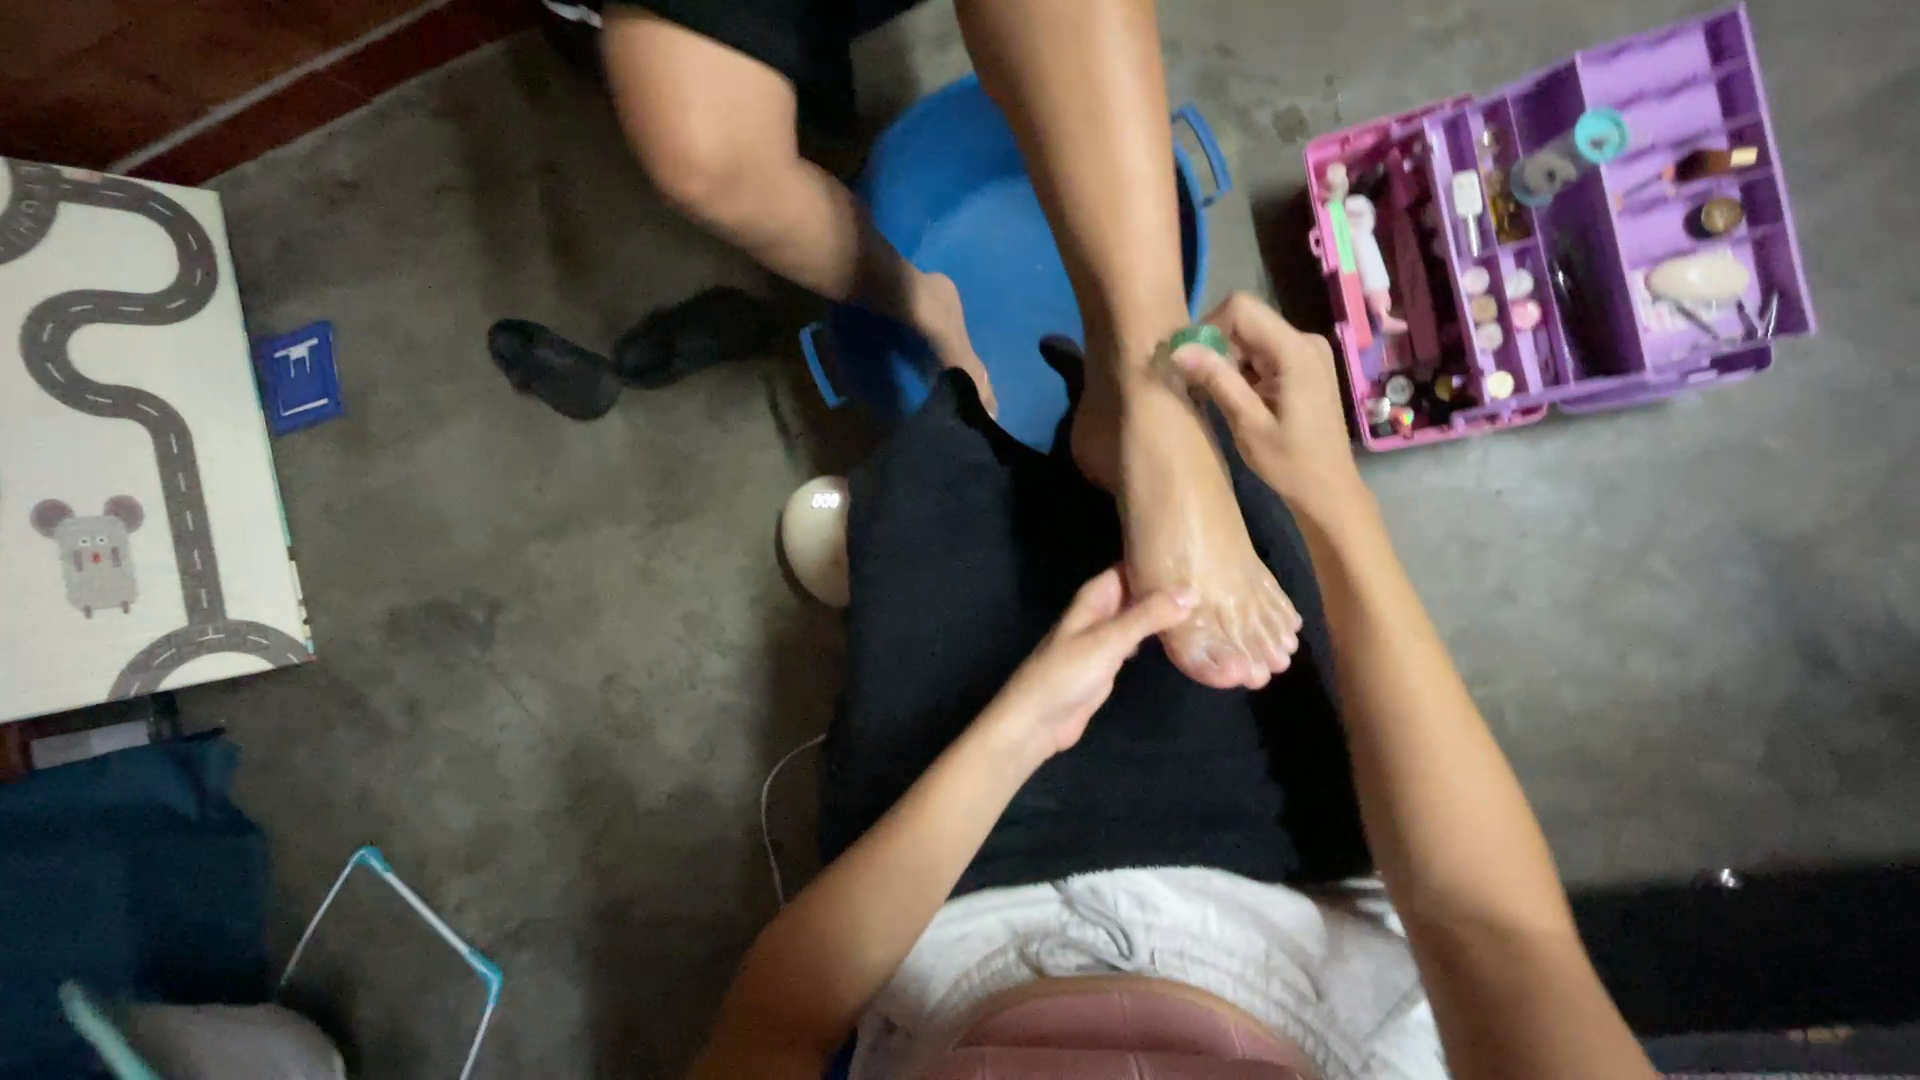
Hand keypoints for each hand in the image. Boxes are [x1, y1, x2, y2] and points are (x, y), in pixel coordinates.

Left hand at [979, 568, 1194, 761]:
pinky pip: (1139, 640)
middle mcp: (1100, 611)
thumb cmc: (1066, 673)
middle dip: (1166, 586)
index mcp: (1094, 597)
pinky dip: (1158, 636)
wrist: (1039, 720)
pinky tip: (1182, 636)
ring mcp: (1105, 637)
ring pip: (1139, 615)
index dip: (1155, 557)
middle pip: (1136, 590)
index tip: (1192, 552)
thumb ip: (1146, 616)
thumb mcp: (1108, 640)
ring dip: (1165, 611)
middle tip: (1210, 581)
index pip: (1129, 565)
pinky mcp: (1110, 662)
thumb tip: (1190, 591)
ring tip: (1206, 604)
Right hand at [1171, 293, 1366, 521]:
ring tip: (1218, 396)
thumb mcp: (1248, 424)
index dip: (1209, 329)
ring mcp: (1306, 352)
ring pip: (1250, 336)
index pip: (1241, 309)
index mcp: (1296, 352)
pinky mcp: (1302, 365)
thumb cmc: (1290, 464)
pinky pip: (1261, 352)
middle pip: (1246, 320)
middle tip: (1200, 385)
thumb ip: (1217, 380)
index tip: (1191, 363)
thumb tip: (1177, 349)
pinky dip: (1240, 368)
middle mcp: (1305, 341)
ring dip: (1226, 360)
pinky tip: (1236, 398)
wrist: (1328, 489)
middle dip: (1215, 346)